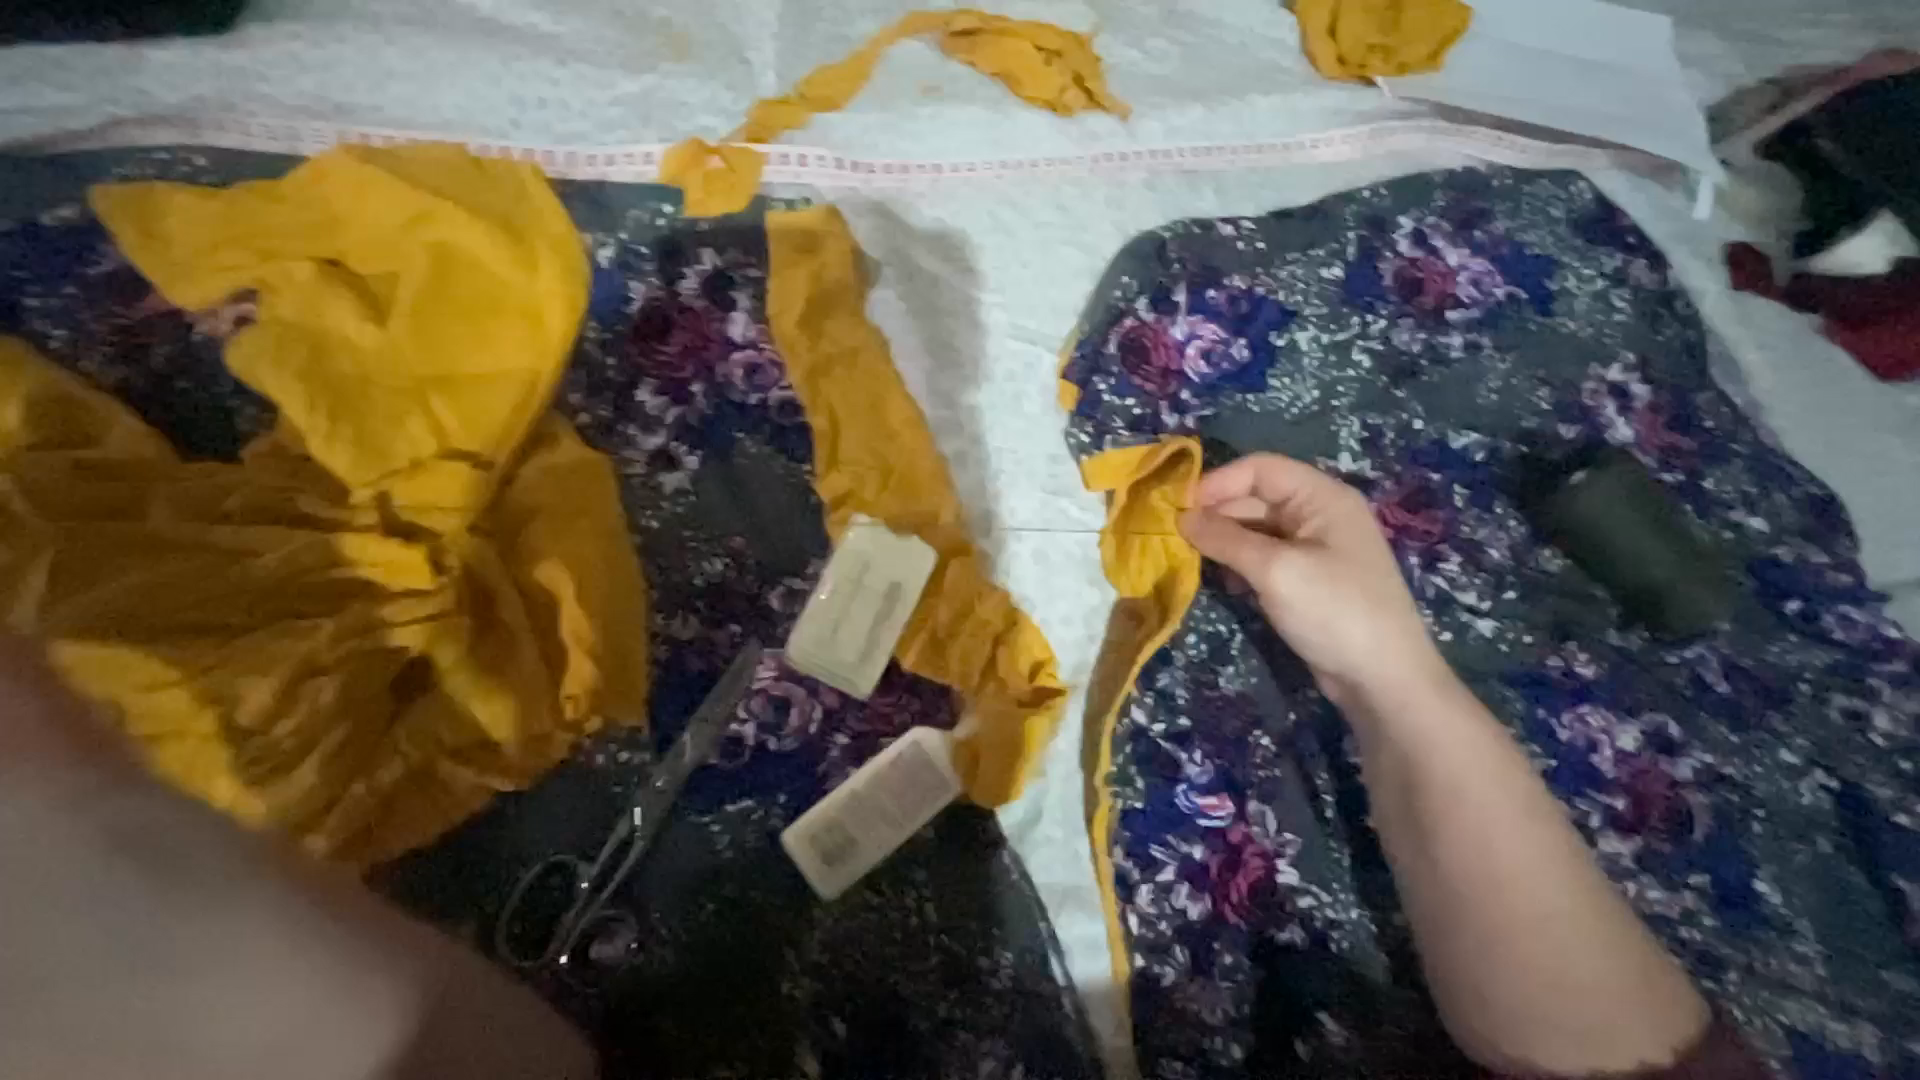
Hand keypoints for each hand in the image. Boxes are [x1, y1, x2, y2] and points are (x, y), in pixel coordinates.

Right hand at [1178, 453, 1446, 707]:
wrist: (1383, 678)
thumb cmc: (1334, 611)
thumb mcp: (1274, 570)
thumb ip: (1225, 538)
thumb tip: (1180, 517)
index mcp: (1322, 497)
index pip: (1260, 468)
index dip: (1217, 483)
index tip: (1178, 509)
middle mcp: (1320, 514)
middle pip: (1256, 496)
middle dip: (1217, 513)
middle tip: (1177, 538)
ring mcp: (1316, 548)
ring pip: (1257, 529)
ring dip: (1225, 541)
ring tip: (1195, 560)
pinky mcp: (1310, 579)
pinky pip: (1266, 557)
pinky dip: (1241, 564)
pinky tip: (1228, 584)